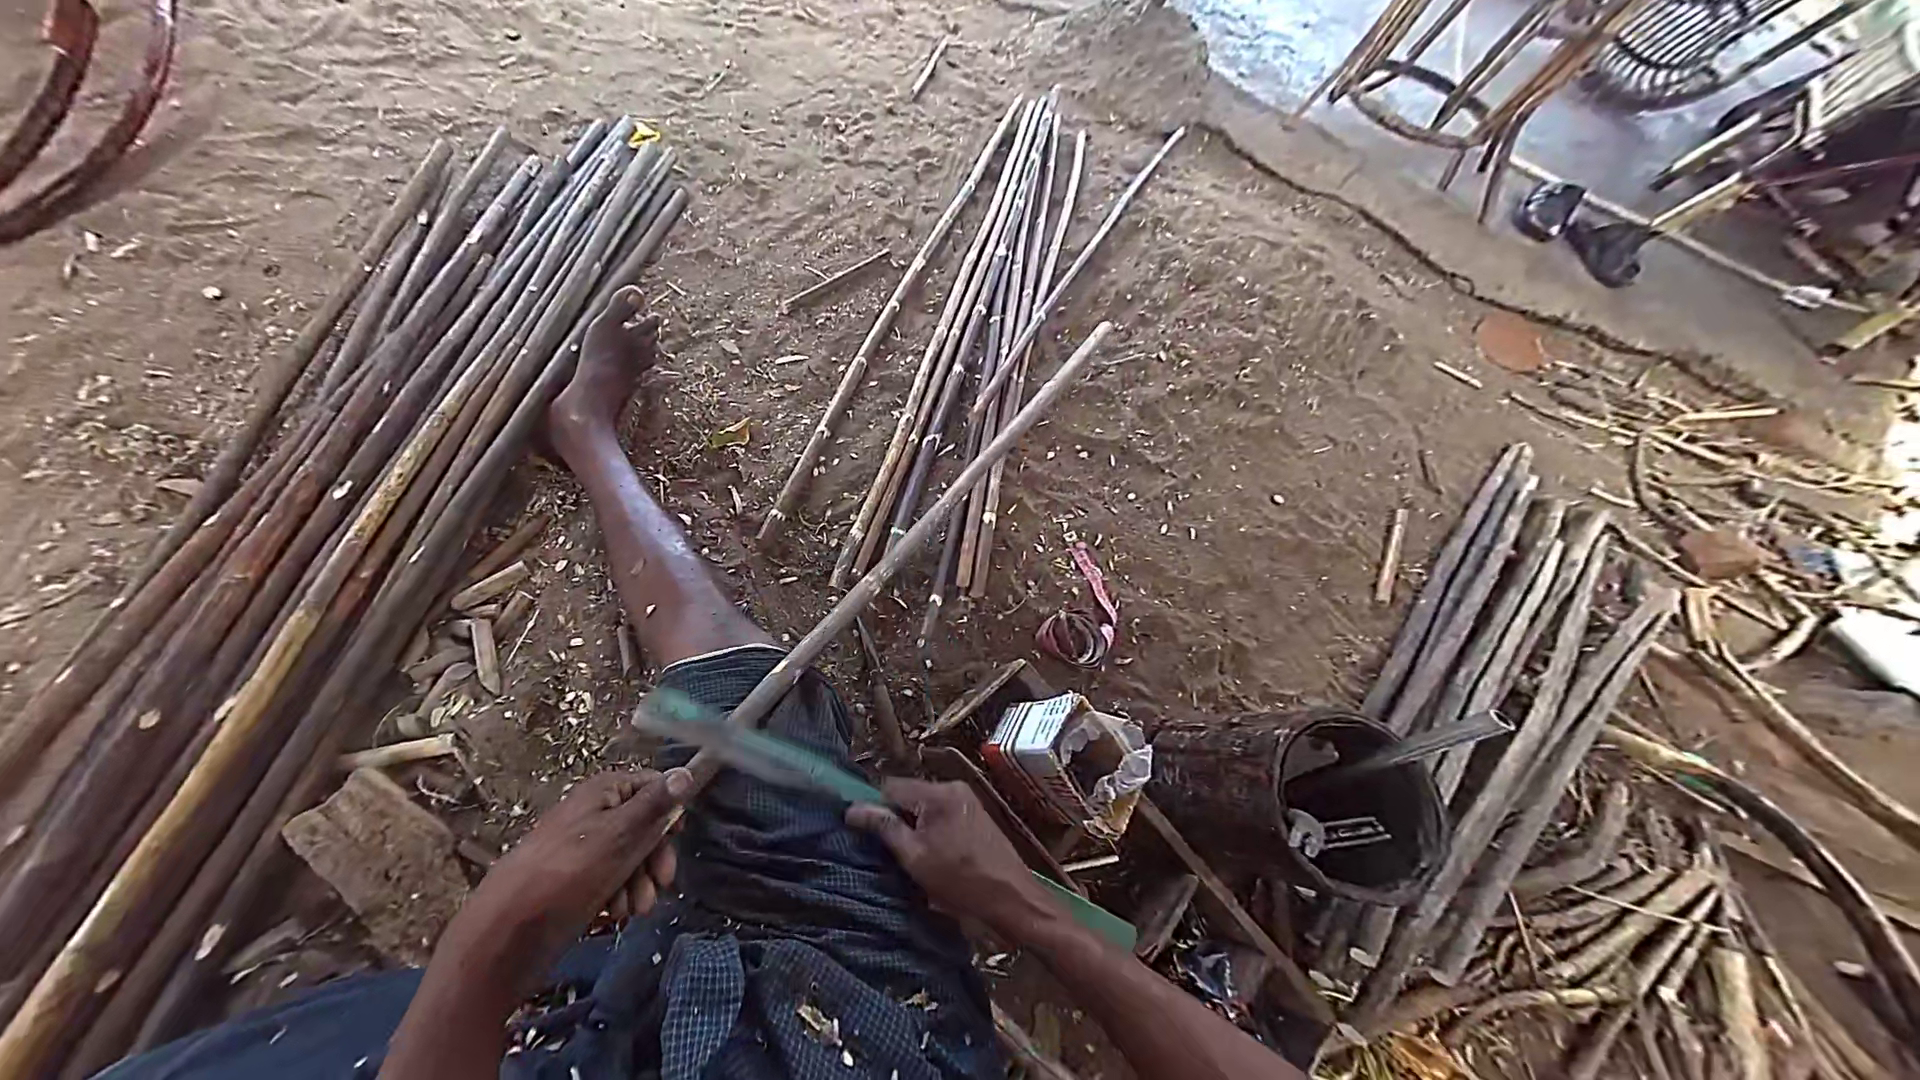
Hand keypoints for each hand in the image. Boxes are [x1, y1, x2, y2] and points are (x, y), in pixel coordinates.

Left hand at [441, 768, 691, 990]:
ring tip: (635, 908)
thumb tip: (687, 772)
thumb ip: (656, 804)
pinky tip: (617, 914)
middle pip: (646, 824)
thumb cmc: (566, 876)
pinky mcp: (574, 881)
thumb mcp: (619, 835)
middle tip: (663, 884)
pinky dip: (620, 895)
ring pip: (631, 856)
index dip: (670, 811)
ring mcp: (583, 848)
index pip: (654, 786)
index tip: (677, 839)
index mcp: (603, 792)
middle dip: (656, 857)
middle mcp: (594, 813)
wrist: (501, 938)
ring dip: (641, 882)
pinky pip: (611, 879)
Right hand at [846, 779, 1057, 940]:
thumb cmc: (961, 881)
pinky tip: (933, 853)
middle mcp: (952, 786)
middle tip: (891, 849)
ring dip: (913, 824)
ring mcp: (966, 797)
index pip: (890, 786)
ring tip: (912, 855)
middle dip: (895, 817)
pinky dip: (931, 826)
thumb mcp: (915, 857)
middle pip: (908, 793)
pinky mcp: (974, 811)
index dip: (874, 806)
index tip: (867, 832)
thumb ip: (884, 828)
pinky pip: (941, 811)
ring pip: (924, 803)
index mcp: (937, 793)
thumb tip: (852, 809)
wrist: (1011, 897)